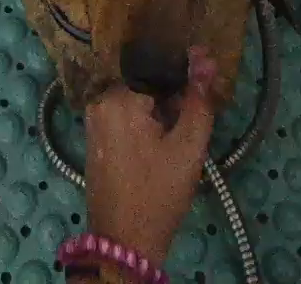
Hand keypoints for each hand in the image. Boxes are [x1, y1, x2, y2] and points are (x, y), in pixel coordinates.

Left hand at [82, 47, 218, 261]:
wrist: (124, 240)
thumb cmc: (158, 194)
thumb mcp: (187, 149)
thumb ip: (198, 102)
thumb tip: (205, 60)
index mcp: (118, 97)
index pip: (157, 68)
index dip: (184, 72)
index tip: (206, 76)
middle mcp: (100, 99)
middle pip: (145, 83)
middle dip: (172, 95)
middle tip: (194, 118)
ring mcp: (94, 117)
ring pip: (136, 98)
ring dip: (160, 109)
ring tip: (179, 134)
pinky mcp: (95, 134)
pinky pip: (124, 113)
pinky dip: (145, 120)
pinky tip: (162, 141)